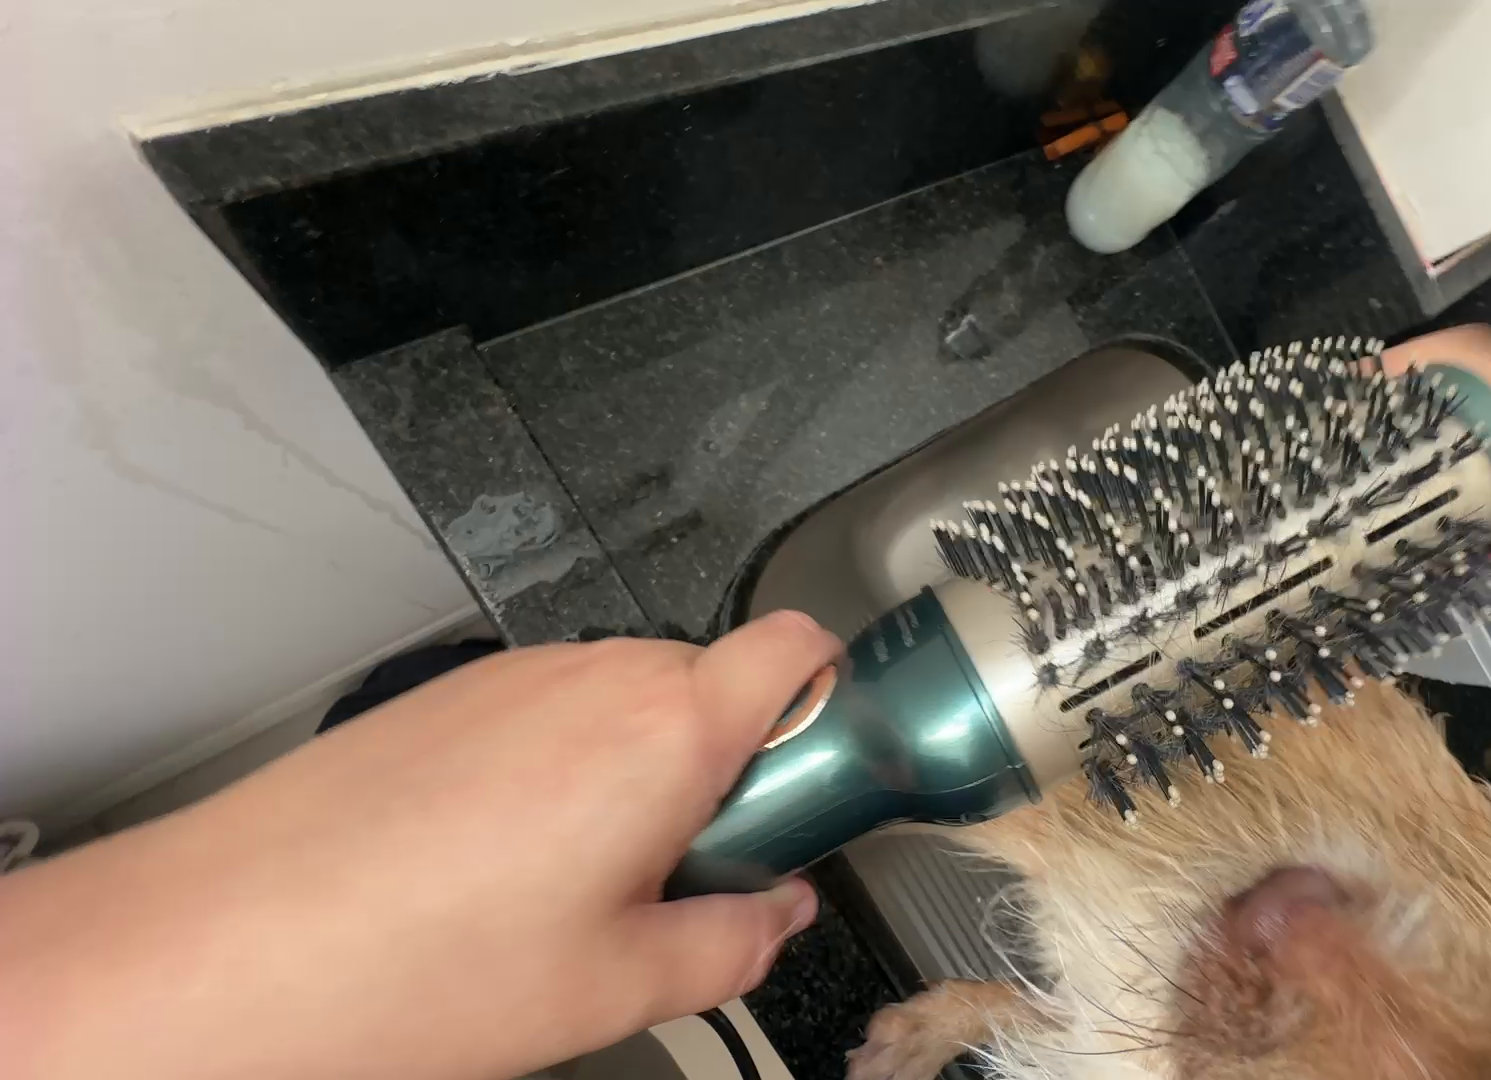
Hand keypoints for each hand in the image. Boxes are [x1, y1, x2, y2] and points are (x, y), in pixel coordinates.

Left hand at [0, 611, 842, 1079]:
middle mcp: (612, 672)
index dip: (830, 681)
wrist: (198, 950)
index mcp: (672, 728)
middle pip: (726, 679)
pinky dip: (586, 747)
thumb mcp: (615, 984)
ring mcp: (537, 669)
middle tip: (692, 849)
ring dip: (658, 754)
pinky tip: (515, 835)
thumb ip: (735, 942)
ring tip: (591, 856)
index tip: (814, 755)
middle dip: (736, 753)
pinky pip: (574, 696)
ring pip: (649, 691)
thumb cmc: (415, 969)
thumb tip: (784, 913)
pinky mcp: (476, 682)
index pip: (798, 643)